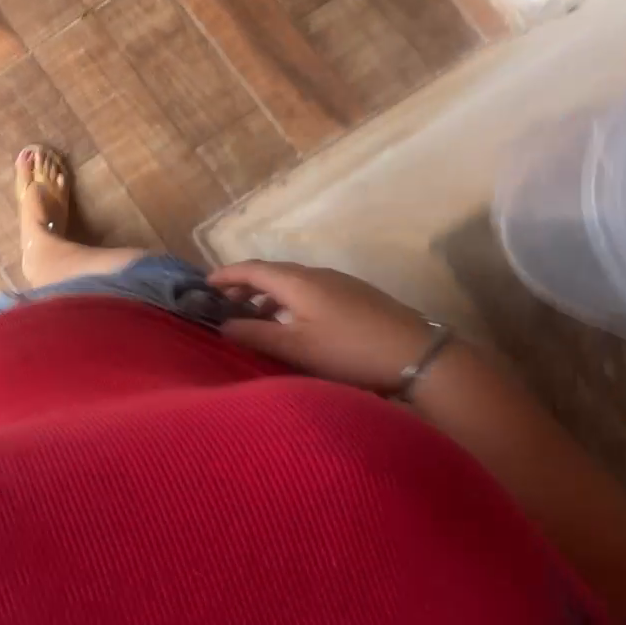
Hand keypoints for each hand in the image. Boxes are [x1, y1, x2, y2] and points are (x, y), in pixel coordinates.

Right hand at [211, 259, 436, 392]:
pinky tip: (295, 322)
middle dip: (244, 283)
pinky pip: (311, 288)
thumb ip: (256, 335)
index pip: (249, 268)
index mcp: (295, 280)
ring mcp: (339, 282)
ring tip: (256, 315)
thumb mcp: (298, 348)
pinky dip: (290, 298)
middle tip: (225, 302)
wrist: (422, 356)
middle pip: (270, 271)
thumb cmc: (351, 351)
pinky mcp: (358, 295)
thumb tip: (222, 325)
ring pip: (292, 281)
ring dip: (268, 293)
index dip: (224, 275)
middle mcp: (315, 273)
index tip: (203, 285)